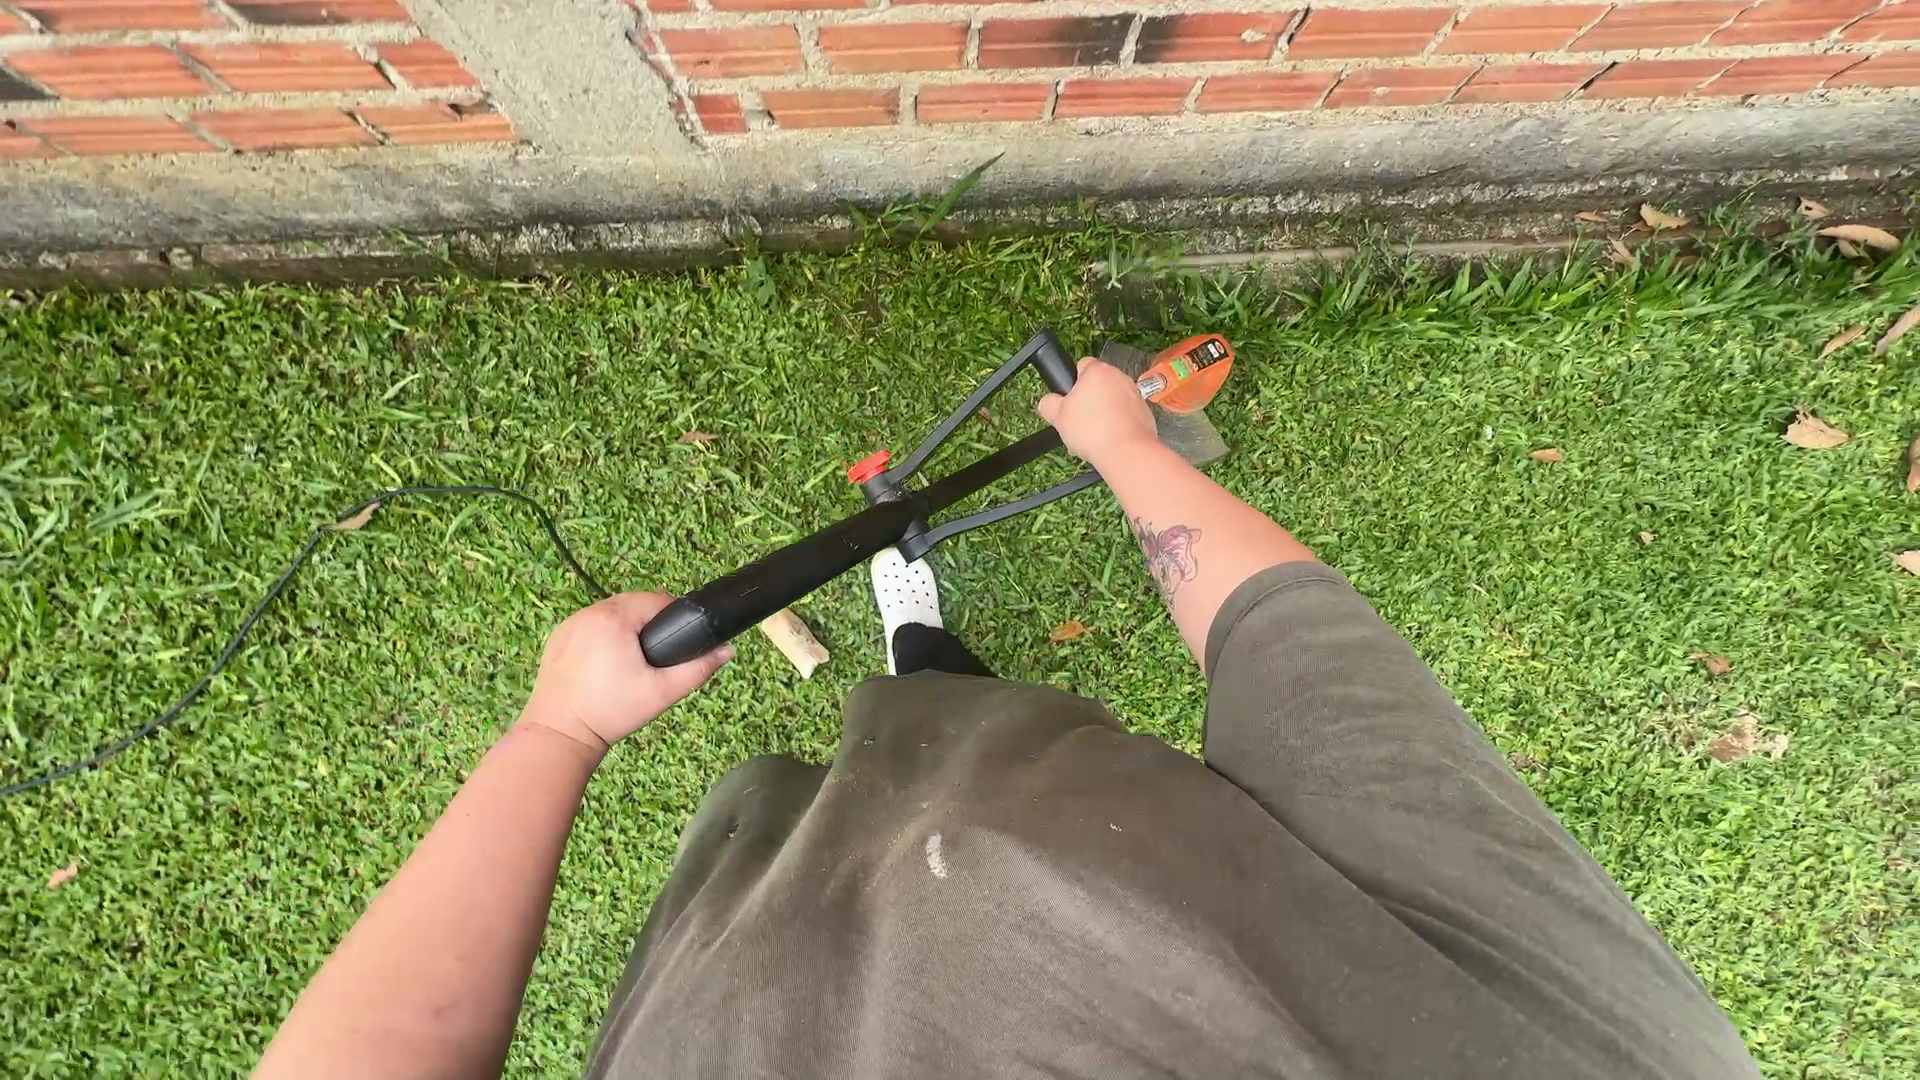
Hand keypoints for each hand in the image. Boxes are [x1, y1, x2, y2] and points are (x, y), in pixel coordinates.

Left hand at [517, 592, 732, 755]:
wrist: (560, 734)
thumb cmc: (613, 711)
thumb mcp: (663, 692)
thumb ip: (699, 668)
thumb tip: (728, 650)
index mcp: (615, 618)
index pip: (657, 600)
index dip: (674, 617)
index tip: (679, 641)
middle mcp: (589, 613)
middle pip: (633, 603)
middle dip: (651, 622)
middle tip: (660, 653)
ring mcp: (570, 624)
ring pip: (612, 612)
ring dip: (628, 626)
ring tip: (638, 656)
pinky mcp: (557, 638)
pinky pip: (591, 624)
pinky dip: (605, 634)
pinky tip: (611, 659)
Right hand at [1036, 358, 1157, 466]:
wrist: (1125, 451)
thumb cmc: (1092, 430)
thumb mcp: (1057, 416)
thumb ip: (1048, 404)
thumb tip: (1047, 402)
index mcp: (1097, 371)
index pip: (1082, 365)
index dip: (1073, 382)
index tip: (1069, 398)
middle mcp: (1119, 377)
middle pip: (1099, 384)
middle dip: (1088, 399)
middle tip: (1078, 419)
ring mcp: (1134, 394)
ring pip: (1113, 399)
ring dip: (1103, 412)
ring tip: (1093, 433)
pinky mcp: (1144, 411)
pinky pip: (1126, 414)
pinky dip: (1118, 423)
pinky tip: (1108, 438)